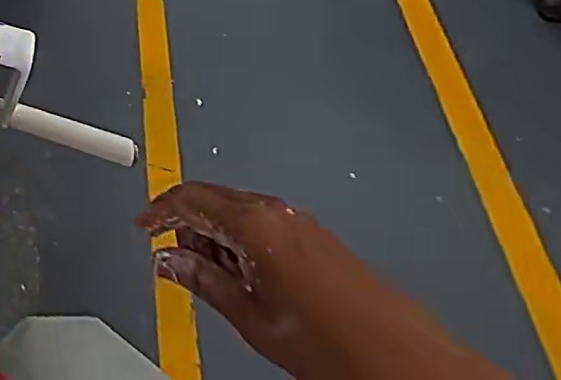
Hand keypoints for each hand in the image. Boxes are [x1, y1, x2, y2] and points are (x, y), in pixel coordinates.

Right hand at [140, 182, 507, 378]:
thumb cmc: (342, 349)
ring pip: (235, 209)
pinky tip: (244, 273)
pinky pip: (261, 221)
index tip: (145, 225)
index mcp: (255, 224)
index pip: (189, 198)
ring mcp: (298, 220)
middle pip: (210, 197)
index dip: (159, 210)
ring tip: (210, 272)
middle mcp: (275, 210)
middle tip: (171, 254)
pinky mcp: (315, 234)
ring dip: (213, 231)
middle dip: (185, 221)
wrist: (415, 368)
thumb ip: (204, 282)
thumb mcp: (255, 320)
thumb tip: (169, 262)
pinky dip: (240, 238)